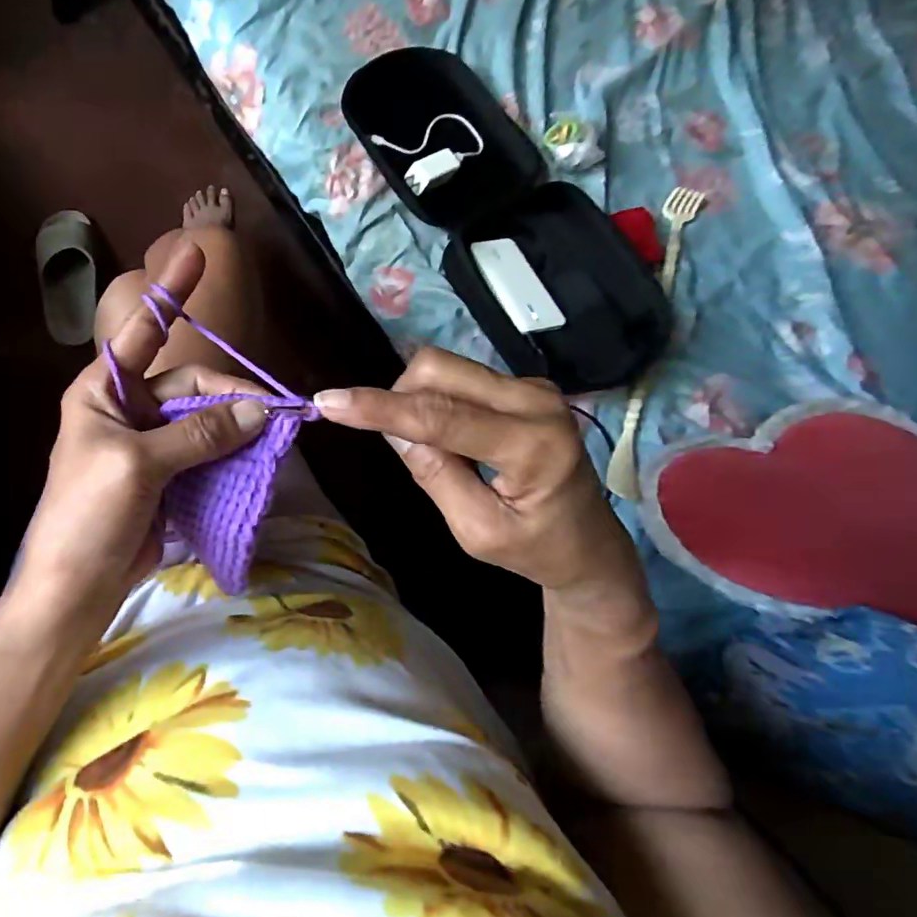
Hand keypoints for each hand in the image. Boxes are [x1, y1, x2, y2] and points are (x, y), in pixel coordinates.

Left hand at [9, 243, 269, 629]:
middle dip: (228, 392)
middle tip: (273, 411)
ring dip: (235, 426)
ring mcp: (146, 446)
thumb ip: (198, 434)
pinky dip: (229, 456)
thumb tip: (258, 409)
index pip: (142, 332)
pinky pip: (205, 455)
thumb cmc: (89, 514)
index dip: (170, 293)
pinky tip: (255, 461)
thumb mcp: (139, 465)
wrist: (73, 590)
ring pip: (202, 421)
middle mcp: (124, 409)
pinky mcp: (164, 479)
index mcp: (102, 391)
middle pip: (187, 385)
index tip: (196, 251)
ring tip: (274, 435)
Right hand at [313, 347, 635, 595]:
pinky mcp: (522, 385)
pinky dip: (433, 401)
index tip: (327, 401)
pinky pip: (456, 376)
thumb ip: (435, 475)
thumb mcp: (477, 531)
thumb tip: (395, 430)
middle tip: (403, 446)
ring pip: (443, 367)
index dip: (378, 407)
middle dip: (398, 398)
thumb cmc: (534, 548)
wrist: (589, 543)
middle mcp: (536, 401)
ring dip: (415, 400)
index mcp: (532, 445)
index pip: (438, 415)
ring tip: (434, 449)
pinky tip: (450, 438)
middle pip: (437, 370)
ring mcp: (532, 387)